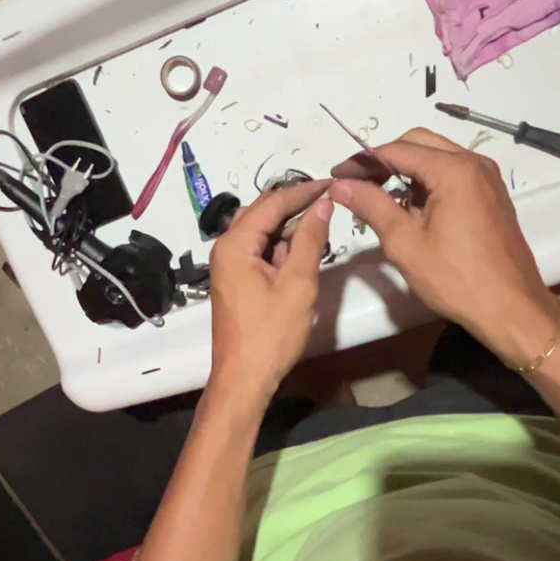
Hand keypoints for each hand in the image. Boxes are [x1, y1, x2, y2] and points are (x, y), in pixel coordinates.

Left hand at [207, 180, 332, 402]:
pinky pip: (259, 251)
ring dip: (290, 226)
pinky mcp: (236, 280)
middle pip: (263, 212)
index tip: (333, 183)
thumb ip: (310, 239)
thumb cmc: (271, 333)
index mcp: (235, 244)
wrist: (244, 378)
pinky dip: (281, 246)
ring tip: (323, 220)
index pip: (272, 203)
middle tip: (330, 199)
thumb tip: (323, 203)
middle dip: (296, 204)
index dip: (304, 191)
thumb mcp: (298, 283)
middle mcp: (226, 248)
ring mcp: (229, 265)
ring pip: (261, 232)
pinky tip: (304, 247)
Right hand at [330, 128, 559, 360]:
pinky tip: (409, 207)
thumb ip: (371, 205)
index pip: (397, 150)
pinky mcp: (491, 195)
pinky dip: (426, 182)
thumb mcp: (404, 242)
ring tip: (377, 197)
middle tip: (355, 184)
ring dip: (405, 171)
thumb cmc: (455, 278)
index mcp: (454, 170)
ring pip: (436, 158)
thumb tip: (341, 185)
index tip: (337, 176)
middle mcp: (474, 164)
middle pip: (419, 144)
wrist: (510, 308)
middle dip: (384, 160)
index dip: (362, 161)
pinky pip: (452, 175)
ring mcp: (486, 178)